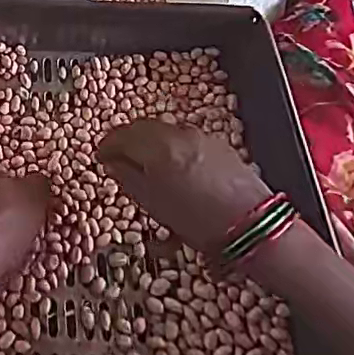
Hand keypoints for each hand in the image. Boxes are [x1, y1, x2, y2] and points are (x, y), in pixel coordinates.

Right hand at [96, 120, 269, 255]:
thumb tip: (112, 163)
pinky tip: (171, 164)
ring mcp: (200, 136)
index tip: (100, 156)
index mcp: (156, 147)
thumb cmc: (198, 221)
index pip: (121, 136)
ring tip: (143, 161)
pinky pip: (183, 137)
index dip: (106, 146)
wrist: (253, 226)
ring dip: (148, 141)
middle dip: (126, 139)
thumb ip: (127, 177)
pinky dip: (169, 145)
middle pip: (141, 128)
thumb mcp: (152, 203)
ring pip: (163, 131)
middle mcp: (177, 134)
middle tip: (117, 156)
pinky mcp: (217, 144)